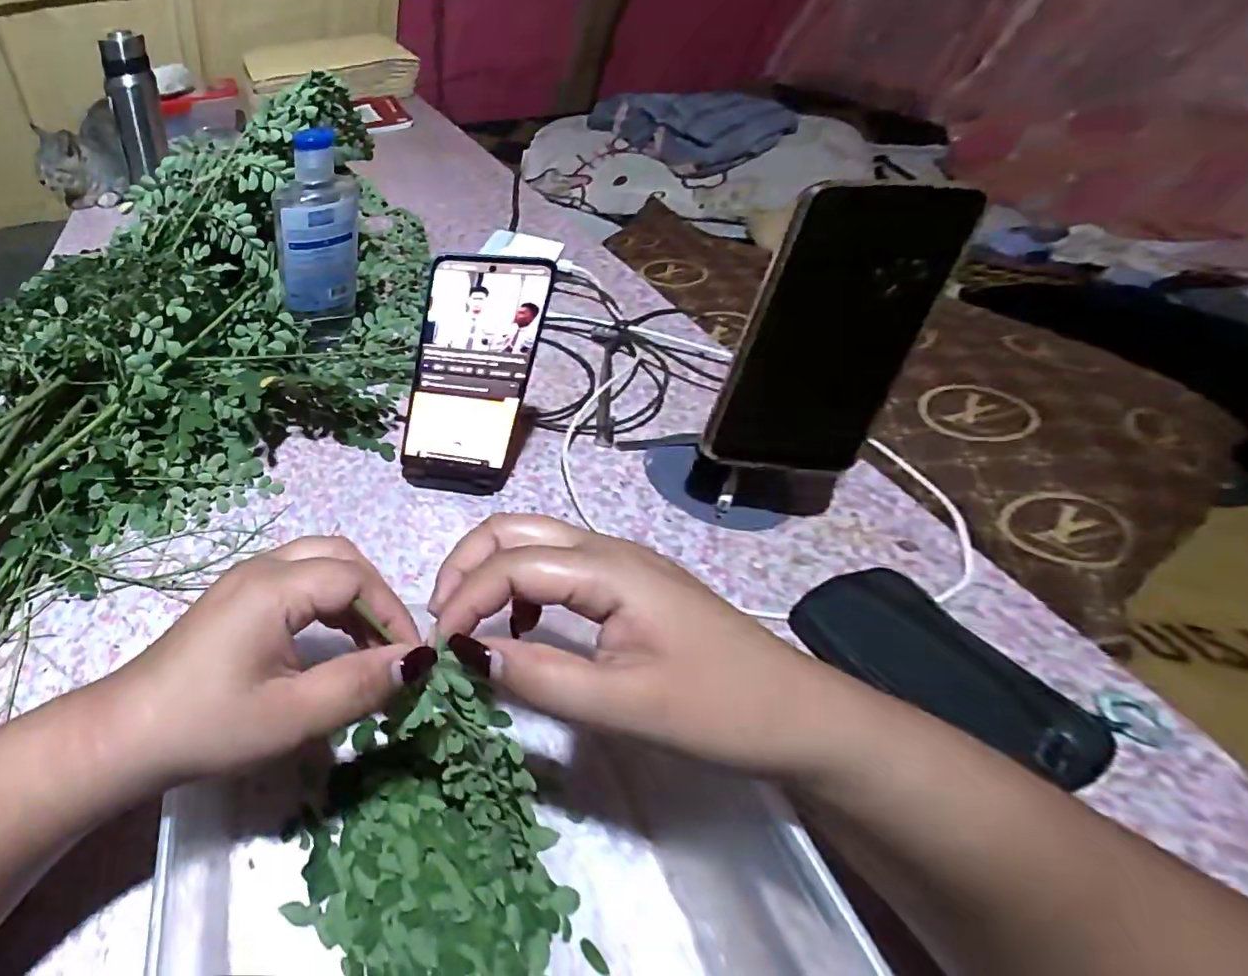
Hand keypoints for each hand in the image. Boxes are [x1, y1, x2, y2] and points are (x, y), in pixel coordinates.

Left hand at [107, 536, 433, 783]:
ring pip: (316, 562)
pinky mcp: (235, 596)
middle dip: (375, 594)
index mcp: (274, 588)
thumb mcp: (293, 715)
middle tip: (393, 645)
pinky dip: (325, 599)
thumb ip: (358, 684)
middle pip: (338, 555)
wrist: (130, 732)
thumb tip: (416, 662)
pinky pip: (295, 578)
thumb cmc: (211, 725)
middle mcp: (260, 568)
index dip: (392, 613)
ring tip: (370, 646)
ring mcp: (244, 578)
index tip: (414, 659)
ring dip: (351, 594)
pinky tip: (333, 639)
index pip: (355, 578)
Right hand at [429, 514, 877, 779]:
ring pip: (529, 539)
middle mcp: (606, 548)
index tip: (440, 644)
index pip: (512, 564)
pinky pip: (552, 562)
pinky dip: (518, 583)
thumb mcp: (626, 706)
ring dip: (488, 568)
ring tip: (468, 617)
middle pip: (511, 529)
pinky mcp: (623, 581)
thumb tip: (467, 654)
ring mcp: (617, 560)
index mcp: (609, 569)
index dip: (466, 598)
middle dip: (465, 564)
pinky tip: (522, 626)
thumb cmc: (722, 711)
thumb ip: (542, 679)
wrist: (807, 718)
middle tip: (442, 616)